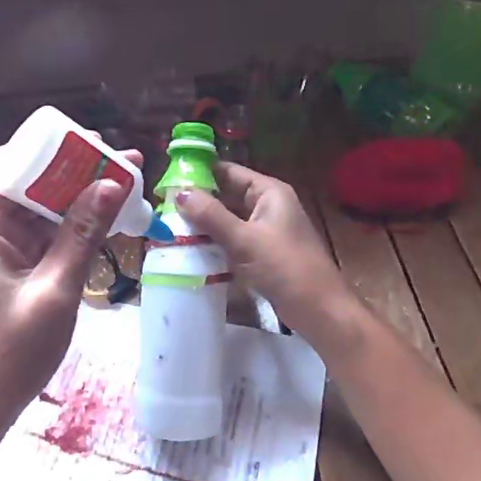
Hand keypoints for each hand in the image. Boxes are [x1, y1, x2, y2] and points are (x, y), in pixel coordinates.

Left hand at [0, 149, 135, 453]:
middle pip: (27, 186)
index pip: (11, 164)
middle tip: (125, 166)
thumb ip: (81, 236)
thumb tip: (111, 184)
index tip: (97, 146)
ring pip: (35, 214)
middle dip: (74, 175)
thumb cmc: (8, 357)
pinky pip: (36, 241)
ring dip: (75, 204)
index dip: (53, 150)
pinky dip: (66, 233)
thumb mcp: (53, 293)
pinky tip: (103, 226)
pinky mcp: (3, 276)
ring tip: (125, 190)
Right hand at [173, 163, 353, 336]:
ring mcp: (265, 230)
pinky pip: (231, 239)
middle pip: (225, 195)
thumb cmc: (284, 267)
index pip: (228, 171)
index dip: (199, 173)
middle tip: (162, 207)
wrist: (318, 308)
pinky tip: (189, 248)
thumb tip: (179, 192)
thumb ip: (210, 215)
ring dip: (202, 223)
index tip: (168, 180)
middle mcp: (267, 205)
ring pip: (226, 219)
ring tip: (168, 227)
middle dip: (196, 201)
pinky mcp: (261, 252)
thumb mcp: (243, 239)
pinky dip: (212, 241)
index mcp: (269, 192)